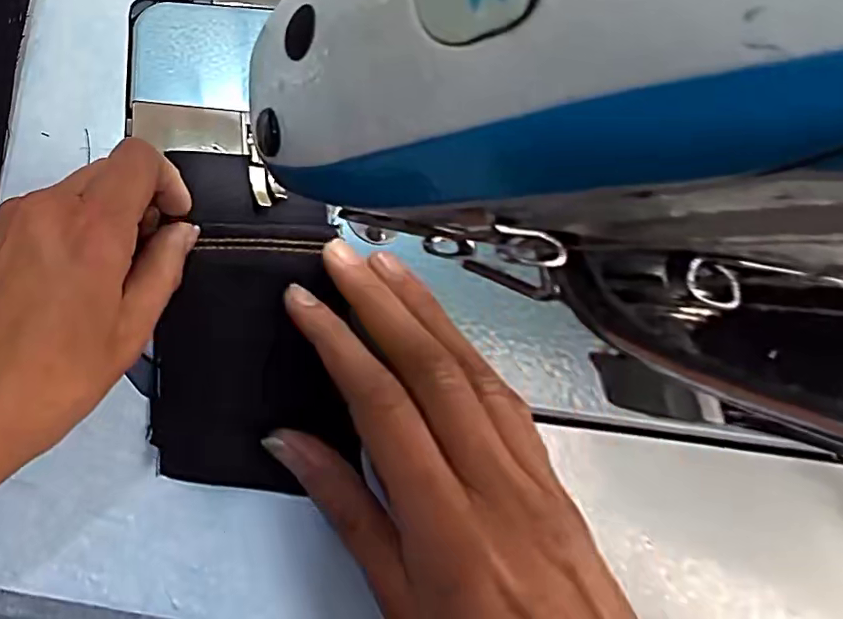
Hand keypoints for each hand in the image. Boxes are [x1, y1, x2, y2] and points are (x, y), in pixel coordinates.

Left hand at [0, 138, 197, 476]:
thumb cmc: (50, 377)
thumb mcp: (128, 330)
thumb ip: (163, 268)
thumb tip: (180, 232)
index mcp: (91, 227)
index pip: (138, 158)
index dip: (167, 180)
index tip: (173, 216)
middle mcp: (52, 206)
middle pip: (112, 168)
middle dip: (139, 199)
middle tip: (144, 252)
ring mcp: (20, 213)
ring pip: (82, 186)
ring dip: (106, 212)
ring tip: (105, 274)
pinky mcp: (1, 228)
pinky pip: (52, 205)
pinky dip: (75, 223)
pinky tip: (72, 276)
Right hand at [267, 239, 634, 618]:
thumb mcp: (398, 600)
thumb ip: (345, 510)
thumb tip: (287, 441)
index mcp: (449, 527)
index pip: (382, 404)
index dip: (337, 342)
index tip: (304, 301)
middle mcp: (497, 490)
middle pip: (431, 369)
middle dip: (379, 301)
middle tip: (341, 257)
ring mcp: (534, 479)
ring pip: (473, 369)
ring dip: (423, 307)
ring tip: (385, 267)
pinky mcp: (554, 479)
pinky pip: (505, 394)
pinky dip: (464, 344)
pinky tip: (441, 322)